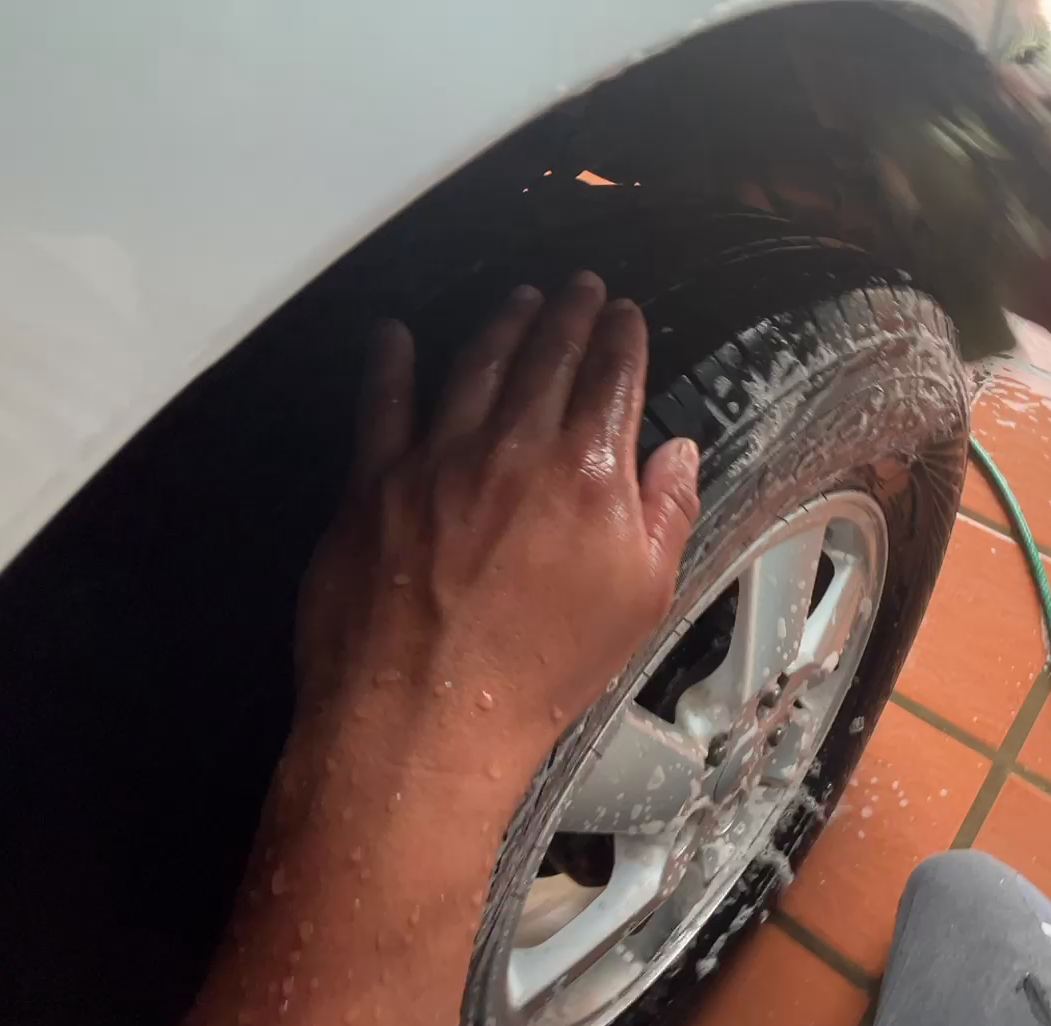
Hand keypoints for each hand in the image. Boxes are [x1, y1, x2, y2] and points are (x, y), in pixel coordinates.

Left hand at [292, 271, 701, 787]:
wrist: (431, 716)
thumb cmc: (552, 662)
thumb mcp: (642, 597)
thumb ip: (665, 512)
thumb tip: (678, 449)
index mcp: (588, 473)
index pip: (612, 380)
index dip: (623, 338)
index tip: (627, 313)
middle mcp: (515, 446)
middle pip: (548, 357)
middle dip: (571, 313)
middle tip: (582, 285)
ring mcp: (437, 458)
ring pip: (475, 365)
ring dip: (503, 323)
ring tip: (521, 297)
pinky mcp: (373, 482)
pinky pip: (381, 404)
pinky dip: (390, 362)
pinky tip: (396, 334)